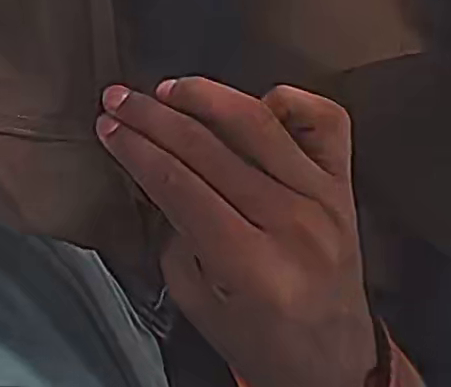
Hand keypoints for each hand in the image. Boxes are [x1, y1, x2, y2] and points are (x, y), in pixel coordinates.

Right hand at [97, 78, 380, 386]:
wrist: (336, 364)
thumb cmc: (258, 335)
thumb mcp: (196, 297)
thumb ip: (173, 227)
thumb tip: (150, 160)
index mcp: (255, 270)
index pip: (179, 186)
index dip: (135, 148)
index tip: (107, 125)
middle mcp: (295, 228)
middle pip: (205, 148)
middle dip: (150, 117)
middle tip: (118, 98)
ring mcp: (325, 200)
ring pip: (255, 121)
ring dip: (201, 95)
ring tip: (166, 90)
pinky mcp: (344, 183)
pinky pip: (321, 120)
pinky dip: (286, 99)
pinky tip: (252, 100)